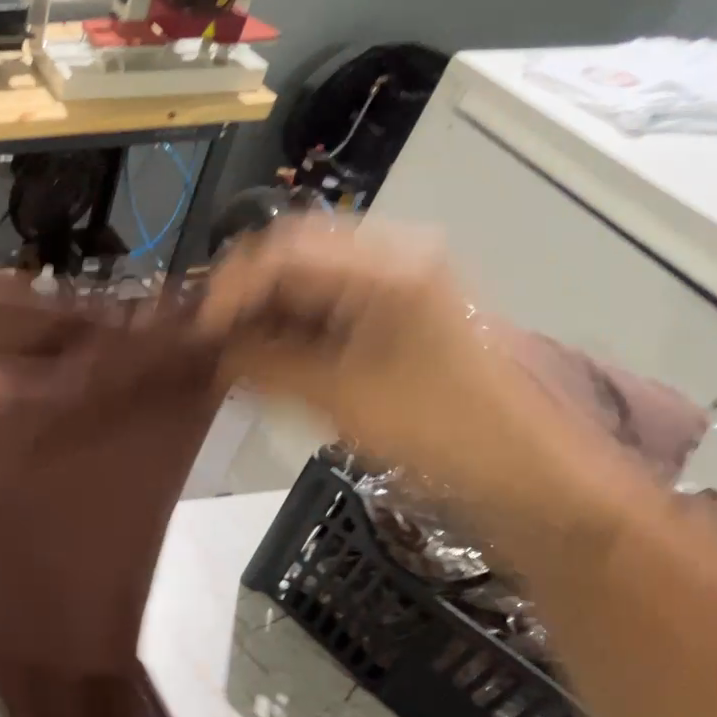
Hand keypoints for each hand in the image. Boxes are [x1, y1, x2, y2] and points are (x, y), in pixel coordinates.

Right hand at [196, 216, 536, 478]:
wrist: (519, 466)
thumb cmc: (435, 428)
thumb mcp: (337, 397)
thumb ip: (266, 364)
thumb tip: (210, 350)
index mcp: (387, 265)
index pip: (283, 249)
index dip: (229, 288)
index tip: (197, 335)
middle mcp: (391, 258)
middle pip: (291, 257)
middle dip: (241, 299)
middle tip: (206, 345)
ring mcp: (394, 285)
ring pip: (302, 283)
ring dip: (260, 316)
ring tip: (228, 359)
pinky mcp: (392, 314)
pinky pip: (322, 307)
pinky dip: (286, 331)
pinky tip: (263, 364)